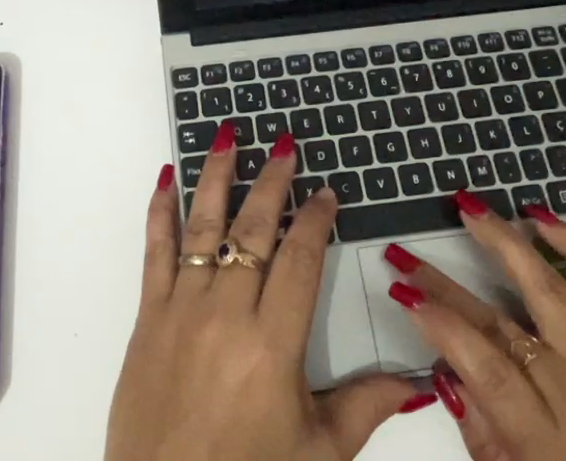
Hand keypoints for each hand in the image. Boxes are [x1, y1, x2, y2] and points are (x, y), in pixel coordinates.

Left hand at [106, 131, 430, 460]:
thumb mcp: (316, 452)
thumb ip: (365, 407)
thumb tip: (419, 382)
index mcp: (273, 342)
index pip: (300, 260)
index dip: (316, 221)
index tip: (327, 194)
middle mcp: (226, 312)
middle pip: (253, 230)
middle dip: (272, 183)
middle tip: (286, 147)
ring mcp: (181, 308)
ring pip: (202, 226)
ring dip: (217, 177)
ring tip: (228, 136)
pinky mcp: (146, 316)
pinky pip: (153, 250)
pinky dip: (159, 210)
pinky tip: (167, 178)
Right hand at [385, 192, 565, 460]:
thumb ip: (486, 439)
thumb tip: (447, 375)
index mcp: (547, 439)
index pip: (484, 370)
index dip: (442, 329)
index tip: (404, 296)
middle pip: (501, 325)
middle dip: (445, 286)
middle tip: (403, 255)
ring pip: (550, 286)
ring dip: (504, 242)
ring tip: (468, 208)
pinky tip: (543, 217)